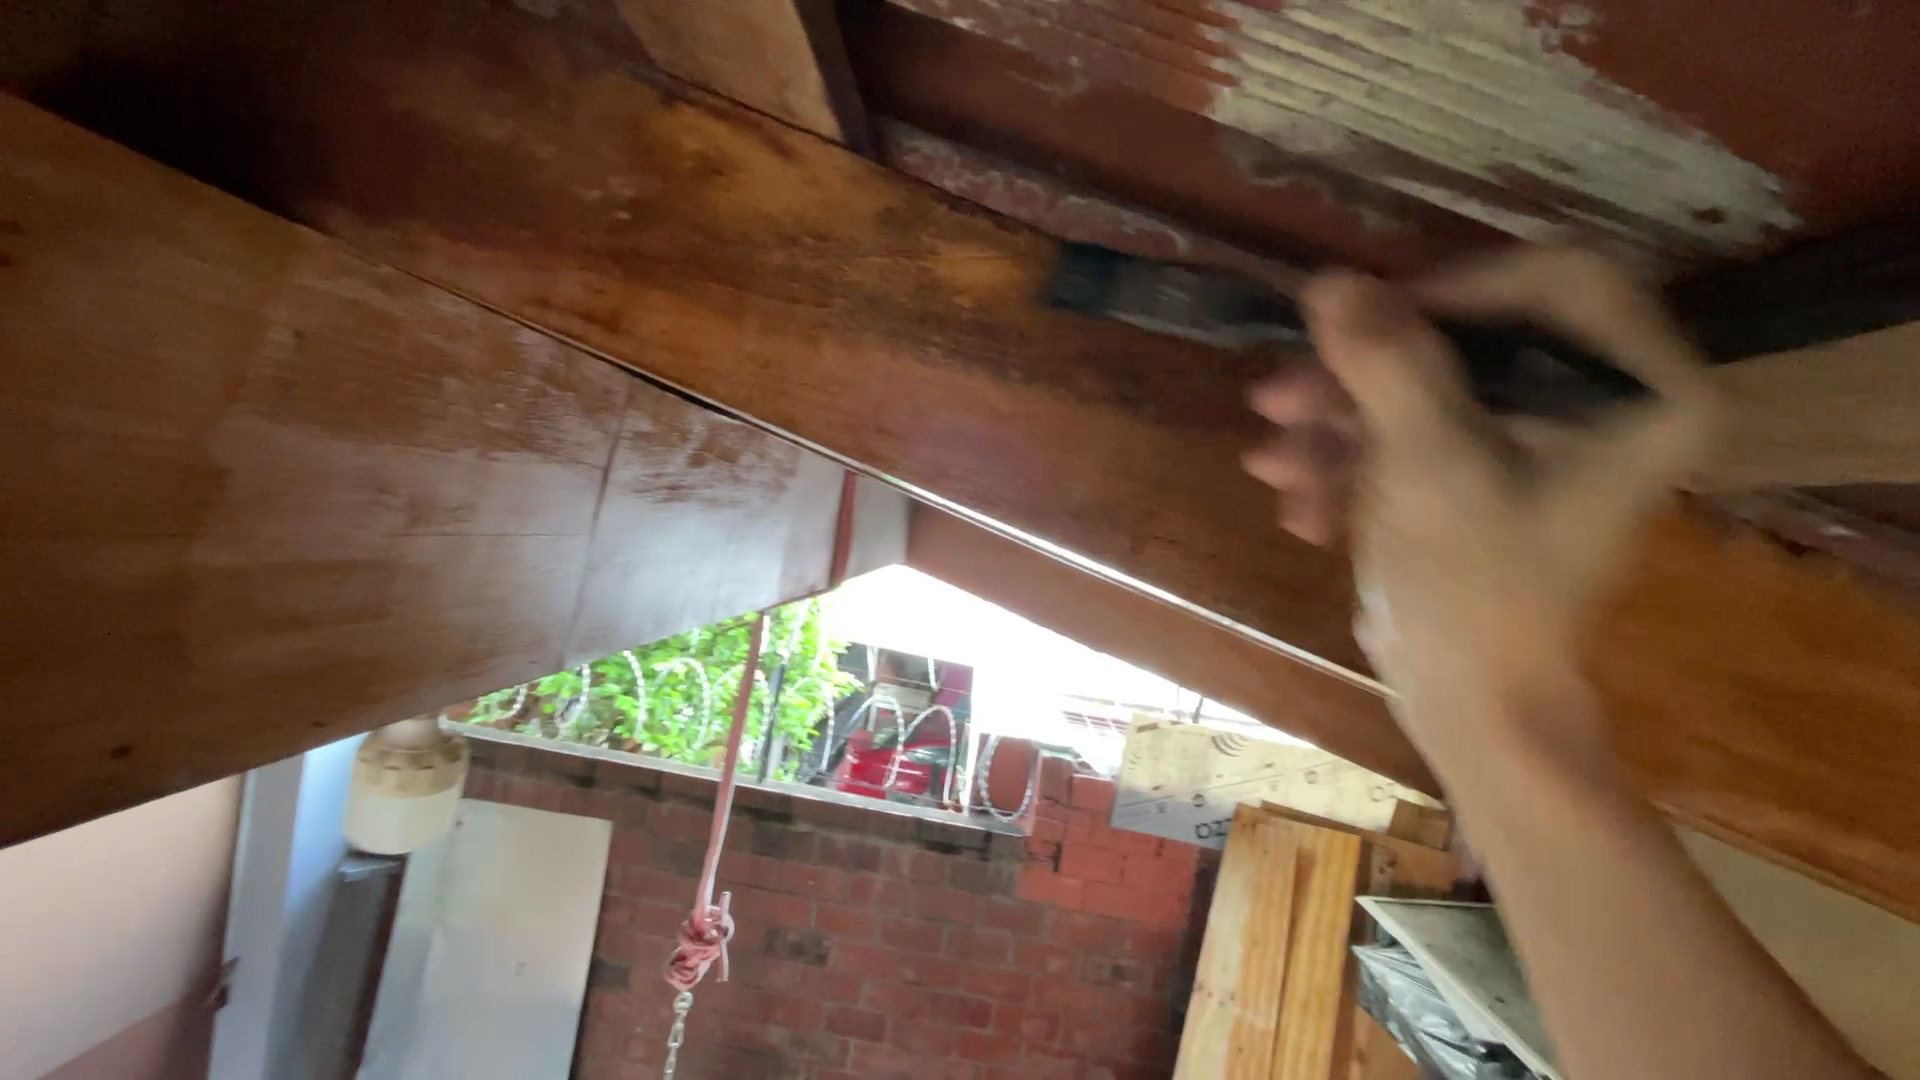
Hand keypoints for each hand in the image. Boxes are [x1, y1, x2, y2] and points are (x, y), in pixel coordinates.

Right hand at [1243, 247, 1717, 723]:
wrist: (1464, 700)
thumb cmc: (1471, 590)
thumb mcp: (1428, 467)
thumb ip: (1386, 365)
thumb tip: (1328, 281)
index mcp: (1636, 391)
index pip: (1552, 279)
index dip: (1447, 292)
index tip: (1357, 329)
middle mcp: (1594, 403)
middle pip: (1463, 340)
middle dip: (1357, 377)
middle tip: (1275, 398)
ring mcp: (1528, 442)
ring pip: (1418, 392)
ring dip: (1333, 428)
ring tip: (1271, 465)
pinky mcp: (1474, 474)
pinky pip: (1406, 439)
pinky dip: (1346, 466)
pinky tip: (1302, 509)